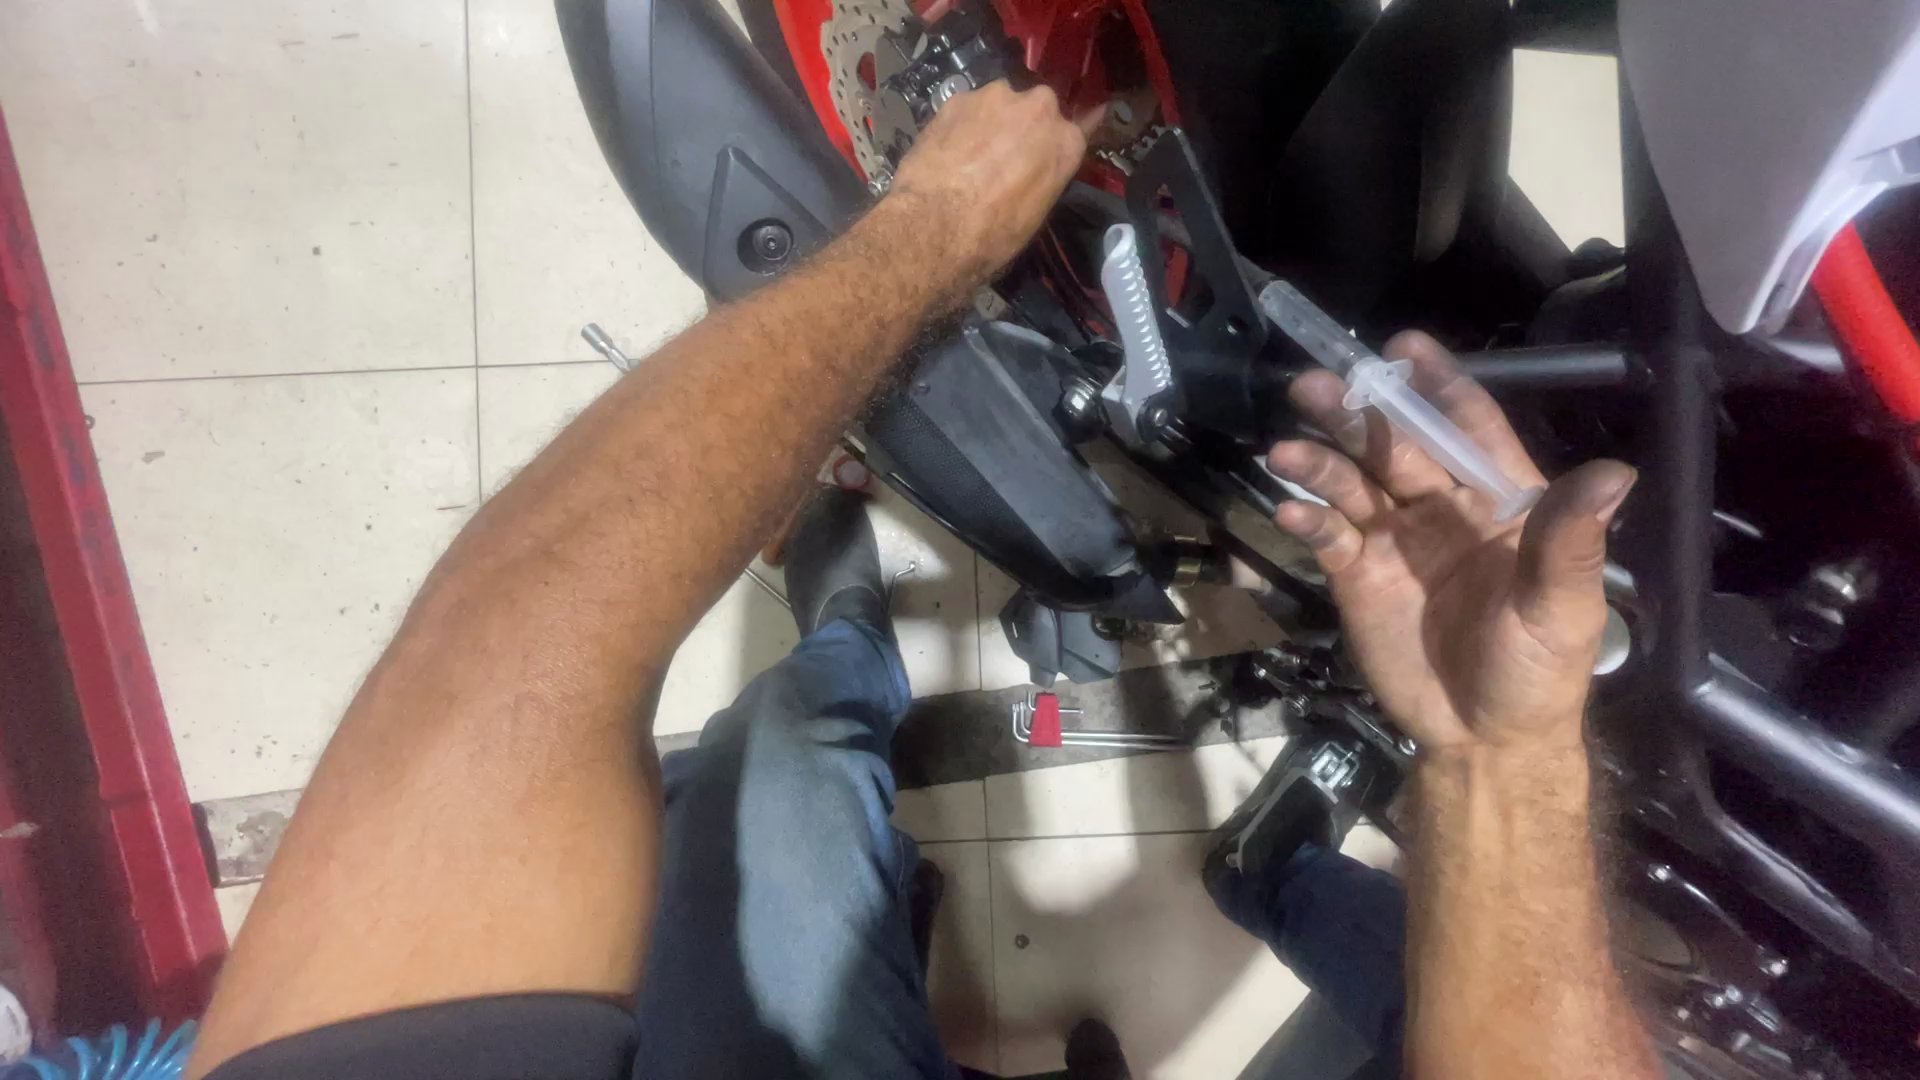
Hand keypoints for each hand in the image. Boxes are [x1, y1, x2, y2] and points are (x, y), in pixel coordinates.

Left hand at [886, 79, 1095, 280]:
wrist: (935, 227)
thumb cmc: (992, 238)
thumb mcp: (1032, 219)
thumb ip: (1043, 182)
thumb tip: (1034, 176)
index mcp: (1066, 143)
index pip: (1074, 134)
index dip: (1054, 148)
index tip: (1044, 157)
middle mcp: (1040, 108)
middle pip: (1037, 112)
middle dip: (1023, 132)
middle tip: (1002, 164)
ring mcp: (998, 96)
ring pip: (1000, 106)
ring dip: (991, 126)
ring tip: (971, 160)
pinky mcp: (959, 97)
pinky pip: (967, 110)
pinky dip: (962, 127)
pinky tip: (948, 154)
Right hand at [1266, 332, 1635, 754]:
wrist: (1477, 732)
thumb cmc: (1537, 670)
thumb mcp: (1561, 611)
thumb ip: (1567, 545)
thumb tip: (1610, 474)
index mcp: (1499, 504)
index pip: (1468, 430)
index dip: (1439, 388)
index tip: (1403, 349)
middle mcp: (1439, 509)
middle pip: (1393, 448)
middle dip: (1355, 414)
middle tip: (1313, 385)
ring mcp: (1392, 541)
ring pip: (1350, 486)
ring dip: (1318, 464)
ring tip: (1284, 451)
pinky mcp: (1355, 574)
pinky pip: (1328, 536)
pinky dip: (1308, 520)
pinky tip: (1290, 511)